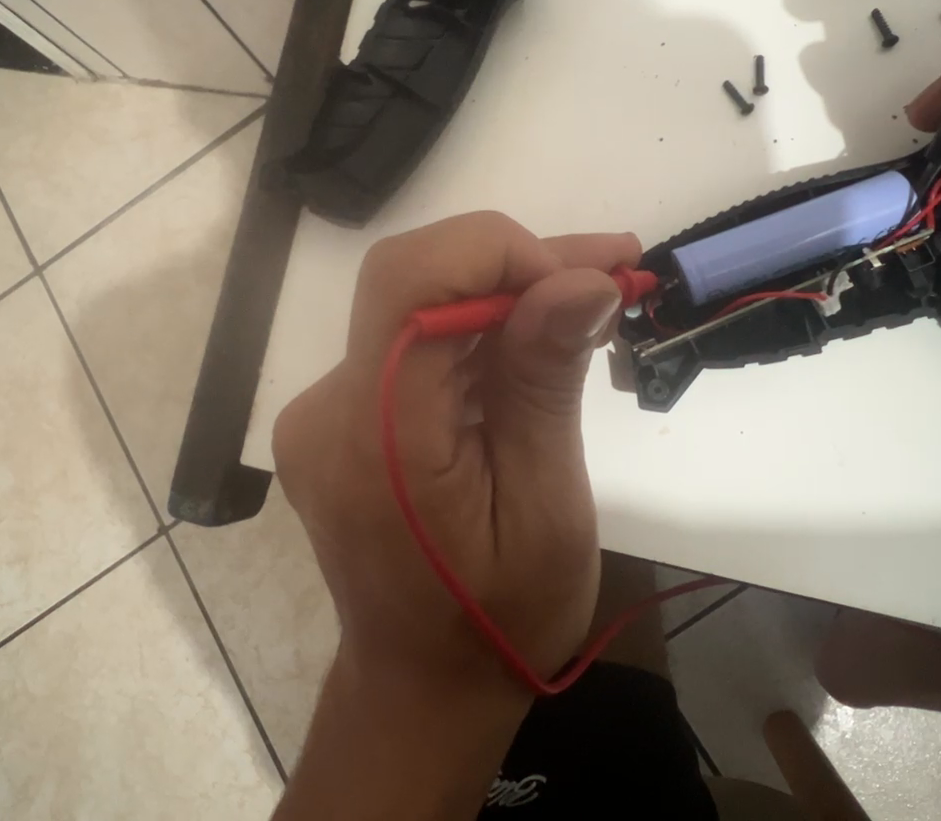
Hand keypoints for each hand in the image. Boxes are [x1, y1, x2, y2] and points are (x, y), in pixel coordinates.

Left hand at [275, 212, 639, 692]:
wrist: (421, 687)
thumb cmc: (496, 623)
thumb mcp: (545, 511)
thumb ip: (545, 385)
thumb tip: (580, 278)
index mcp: (374, 438)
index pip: (409, 283)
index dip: (497, 253)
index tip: (582, 281)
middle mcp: (329, 408)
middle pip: (414, 282)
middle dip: (516, 263)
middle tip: (613, 270)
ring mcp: (327, 411)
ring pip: (419, 305)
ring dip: (507, 292)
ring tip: (600, 288)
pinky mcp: (344, 416)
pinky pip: (414, 344)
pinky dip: (480, 331)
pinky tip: (543, 332)